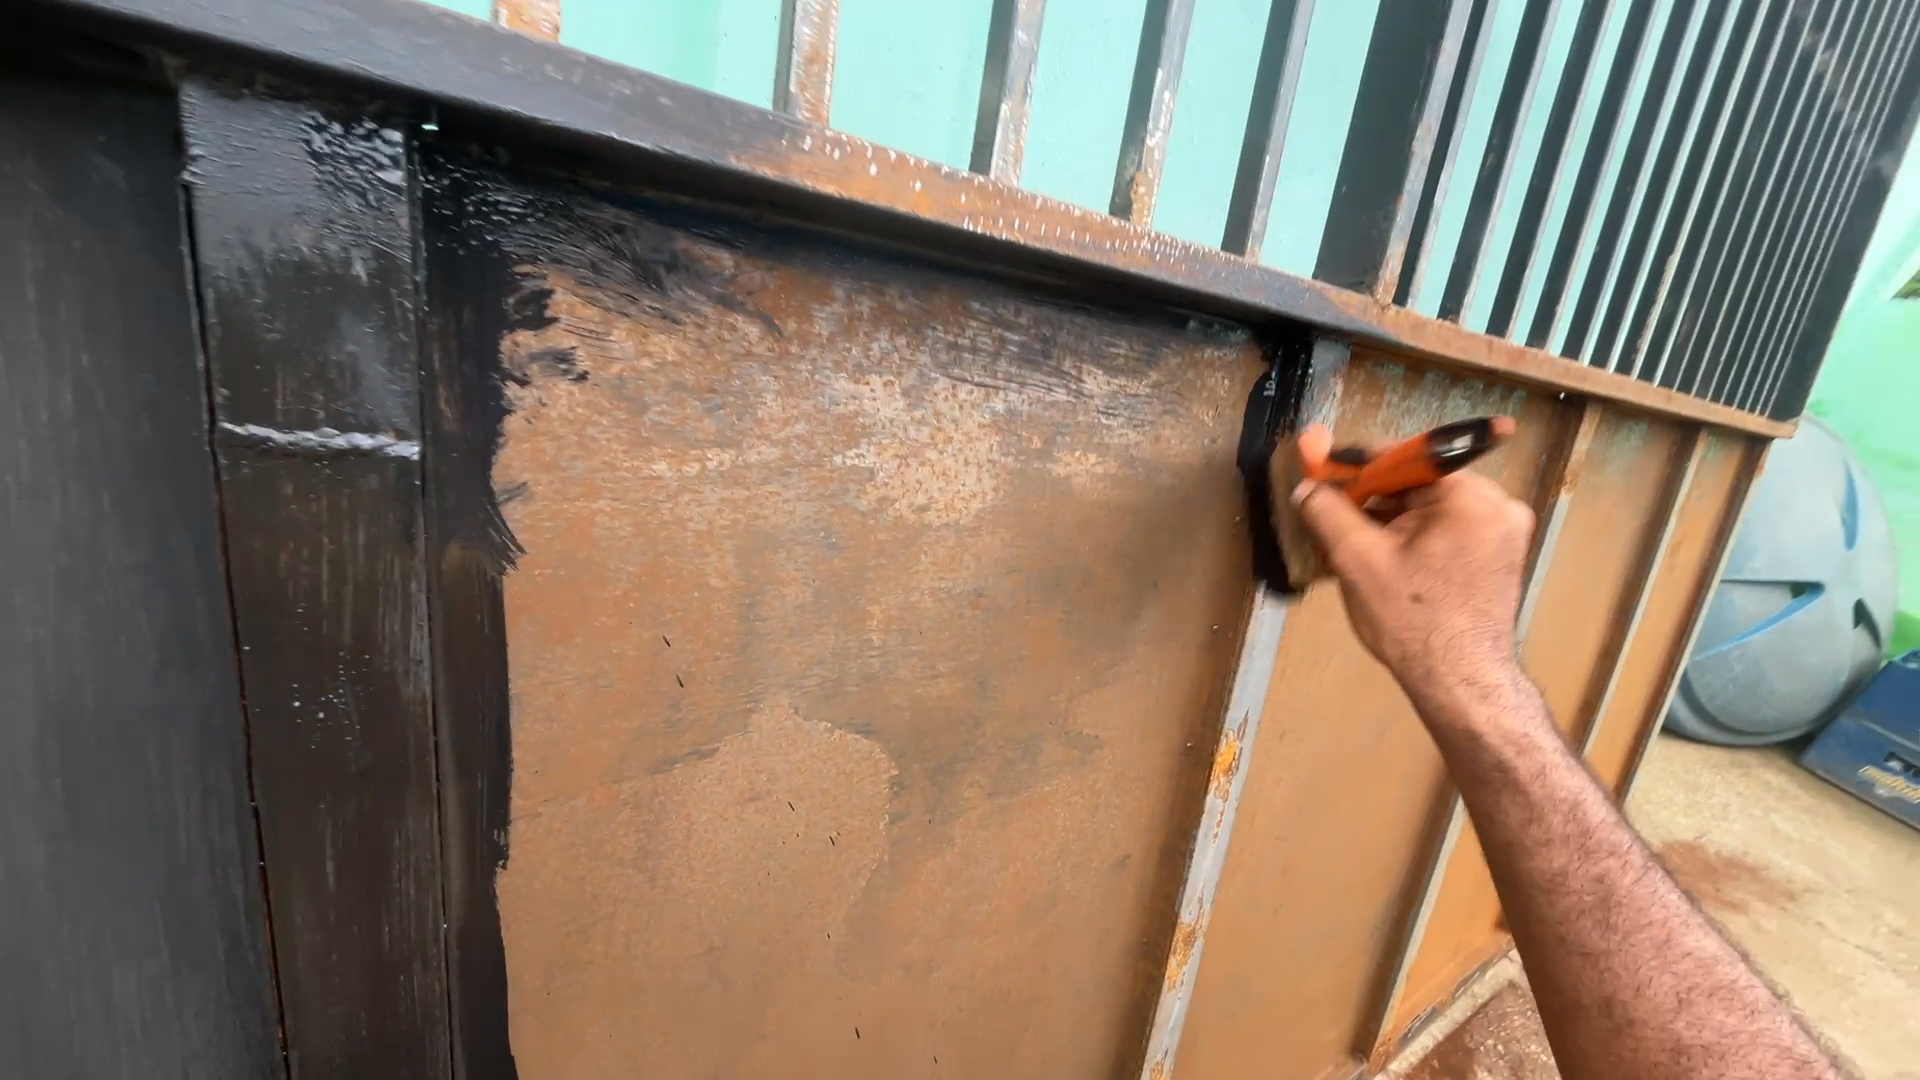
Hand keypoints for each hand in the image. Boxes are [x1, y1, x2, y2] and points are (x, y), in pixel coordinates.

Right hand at [1290, 469, 1534, 708]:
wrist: (1459, 680)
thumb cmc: (1412, 619)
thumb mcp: (1356, 557)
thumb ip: (1327, 510)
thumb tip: (1305, 486)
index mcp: (1469, 496)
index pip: (1401, 457)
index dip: (1351, 463)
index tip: (1316, 467)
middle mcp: (1495, 505)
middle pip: (1413, 482)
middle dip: (1366, 497)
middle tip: (1325, 512)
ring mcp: (1499, 532)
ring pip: (1424, 508)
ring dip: (1382, 519)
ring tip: (1344, 541)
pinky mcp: (1493, 556)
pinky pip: (1440, 529)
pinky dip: (1404, 536)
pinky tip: (1374, 557)